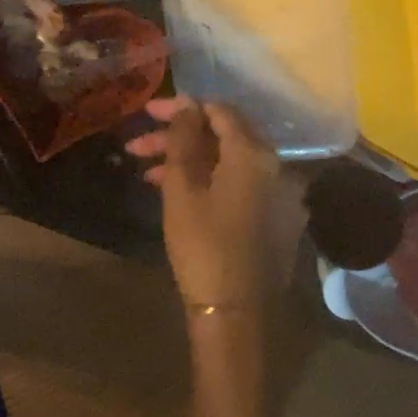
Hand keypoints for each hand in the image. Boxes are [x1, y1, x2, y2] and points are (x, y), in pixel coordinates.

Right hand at [127, 98, 277, 311]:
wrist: (234, 310)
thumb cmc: (202, 243)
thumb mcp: (181, 187)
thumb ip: (183, 139)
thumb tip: (186, 106)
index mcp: (255, 156)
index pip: (220, 111)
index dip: (181, 108)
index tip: (145, 114)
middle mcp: (277, 168)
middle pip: (223, 137)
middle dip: (178, 136)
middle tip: (137, 145)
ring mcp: (280, 195)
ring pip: (228, 162)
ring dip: (188, 161)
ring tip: (146, 172)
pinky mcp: (275, 218)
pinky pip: (238, 184)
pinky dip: (207, 180)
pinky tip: (174, 191)